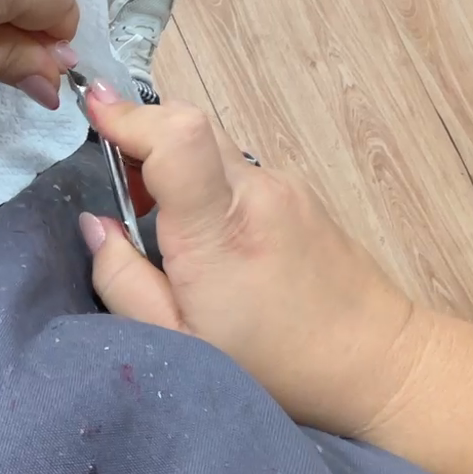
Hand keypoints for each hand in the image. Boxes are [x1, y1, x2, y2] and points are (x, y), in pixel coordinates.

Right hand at [76, 85, 425, 436]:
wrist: (379, 364)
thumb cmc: (274, 365)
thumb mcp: (177, 341)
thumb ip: (122, 280)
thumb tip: (95, 225)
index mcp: (219, 231)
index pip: (178, 138)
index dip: (129, 117)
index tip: (93, 107)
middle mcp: (257, 192)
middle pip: (189, 122)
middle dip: (138, 127)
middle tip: (109, 169)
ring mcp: (283, 186)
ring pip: (208, 142)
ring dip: (166, 154)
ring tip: (146, 207)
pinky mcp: (295, 193)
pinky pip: (229, 164)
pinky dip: (195, 174)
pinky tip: (190, 222)